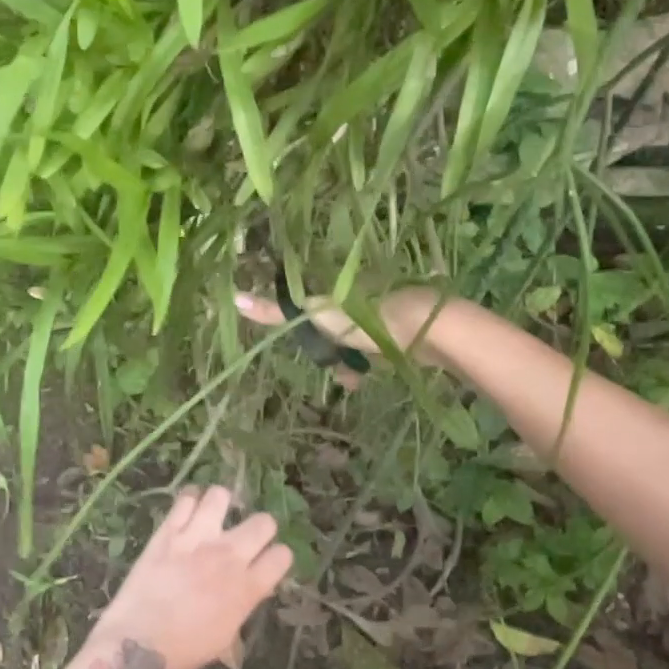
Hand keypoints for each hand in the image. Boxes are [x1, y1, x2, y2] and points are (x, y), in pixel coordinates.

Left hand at [84, 486, 292, 668]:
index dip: (277, 557)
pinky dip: (189, 500)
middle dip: (260, 527)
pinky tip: (187, 508)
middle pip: (263, 522)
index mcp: (248, 589)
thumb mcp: (226, 635)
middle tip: (246, 535)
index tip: (268, 560)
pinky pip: (185, 499)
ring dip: (221, 504)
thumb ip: (240, 604)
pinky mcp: (168, 531)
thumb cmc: (184, 652)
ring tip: (213, 514)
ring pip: (221, 496)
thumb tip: (246, 589)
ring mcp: (197, 539)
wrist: (139, 644)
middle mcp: (228, 556)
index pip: (281, 556)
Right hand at [233, 287, 454, 374]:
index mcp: (341, 287)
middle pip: (335, 324)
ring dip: (351, 362)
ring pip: (358, 340)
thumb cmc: (371, 318)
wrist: (434, 329)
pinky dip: (373, 364)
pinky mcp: (408, 333)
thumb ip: (277, 311)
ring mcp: (387, 314)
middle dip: (328, 349)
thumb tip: (233, 298)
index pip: (312, 305)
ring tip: (351, 382)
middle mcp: (363, 295)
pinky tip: (372, 378)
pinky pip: (381, 350)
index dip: (304, 326)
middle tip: (328, 369)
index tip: (302, 346)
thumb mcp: (318, 315)